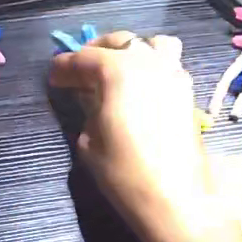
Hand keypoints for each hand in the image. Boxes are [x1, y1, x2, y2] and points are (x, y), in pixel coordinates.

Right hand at [49, 32, 236, 241]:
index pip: (83, 59)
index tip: (53, 77)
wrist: (175, 198)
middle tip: (80, 73)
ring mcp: (173, 74)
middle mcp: (148, 62)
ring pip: (151, 45)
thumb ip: (87, 109)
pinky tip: (139, 90)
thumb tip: (89, 97)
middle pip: (118, 43)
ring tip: (116, 72)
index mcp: (118, 70)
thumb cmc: (124, 172)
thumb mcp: (89, 140)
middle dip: (95, 53)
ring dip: (130, 52)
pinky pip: (167, 65)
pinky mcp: (187, 93)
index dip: (64, 68)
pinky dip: (151, 67)